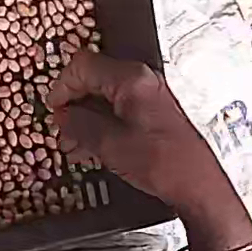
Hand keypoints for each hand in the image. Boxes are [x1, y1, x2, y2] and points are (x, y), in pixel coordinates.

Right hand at [43, 52, 232, 215]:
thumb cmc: (163, 163)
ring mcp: (149, 96)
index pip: (83, 66)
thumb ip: (80, 125)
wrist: (197, 184)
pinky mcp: (153, 114)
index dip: (62, 88)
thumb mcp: (110, 145)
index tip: (54, 111)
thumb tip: (62, 116)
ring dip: (86, 120)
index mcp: (131, 79)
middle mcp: (142, 80)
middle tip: (62, 131)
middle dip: (74, 106)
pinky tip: (94, 148)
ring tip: (75, 146)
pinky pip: (120, 111)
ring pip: (105, 98)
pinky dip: (103, 125)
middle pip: (94, 80)